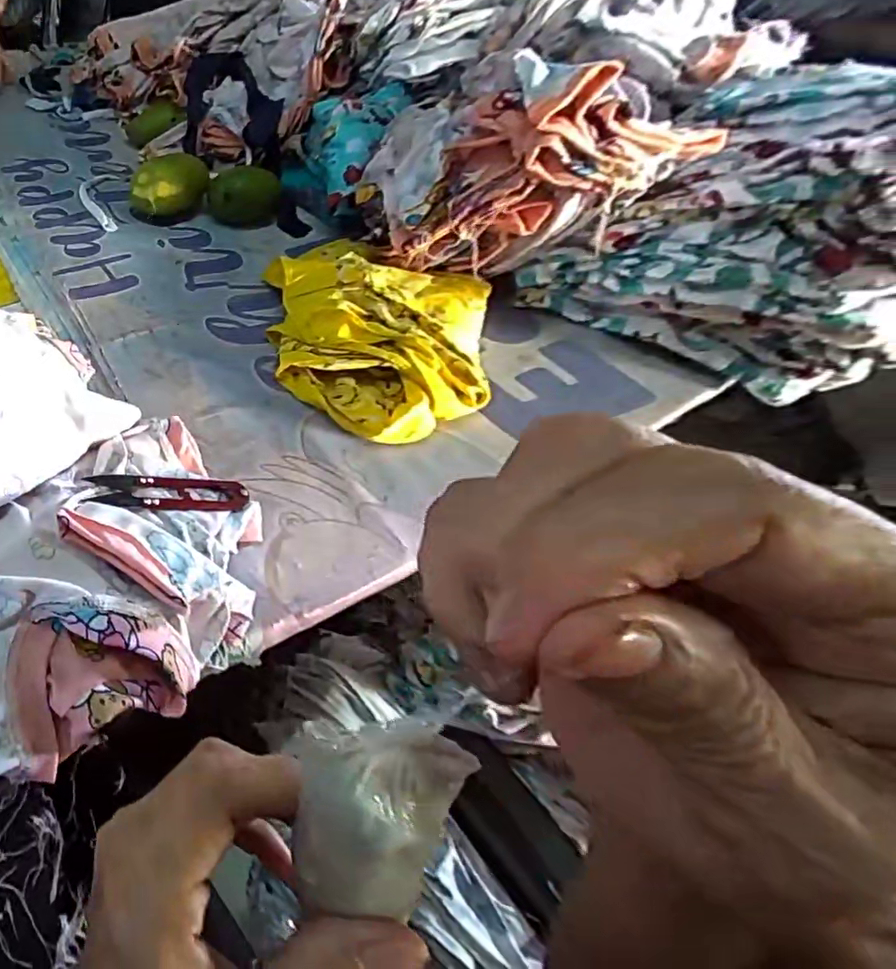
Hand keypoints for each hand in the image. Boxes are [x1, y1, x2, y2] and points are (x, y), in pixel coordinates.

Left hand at [83, 739, 426, 968]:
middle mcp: (133, 829)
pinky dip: (247, 817)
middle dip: (288, 791)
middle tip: (356, 838)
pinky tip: (283, 866)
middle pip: (214, 769)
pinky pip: (196, 801)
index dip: (287, 782)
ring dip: (271, 802)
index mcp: (148, 865)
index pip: (216, 781)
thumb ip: (319, 968)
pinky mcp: (141, 843)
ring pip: (207, 778)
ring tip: (330, 854)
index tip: (361, 816)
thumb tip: (406, 936)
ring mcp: (132, 832)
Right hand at [421, 413, 895, 966]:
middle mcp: (748, 521)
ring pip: (518, 474)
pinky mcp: (565, 536)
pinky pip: (474, 510)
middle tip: (509, 658)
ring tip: (501, 659)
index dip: (593, 551)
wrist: (746, 846)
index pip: (719, 500)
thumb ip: (707, 717)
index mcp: (870, 583)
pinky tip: (488, 638)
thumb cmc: (795, 844)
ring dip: (474, 563)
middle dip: (520, 555)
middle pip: (596, 459)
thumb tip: (581, 637)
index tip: (525, 646)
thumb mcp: (790, 814)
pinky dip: (452, 571)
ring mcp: (644, 521)